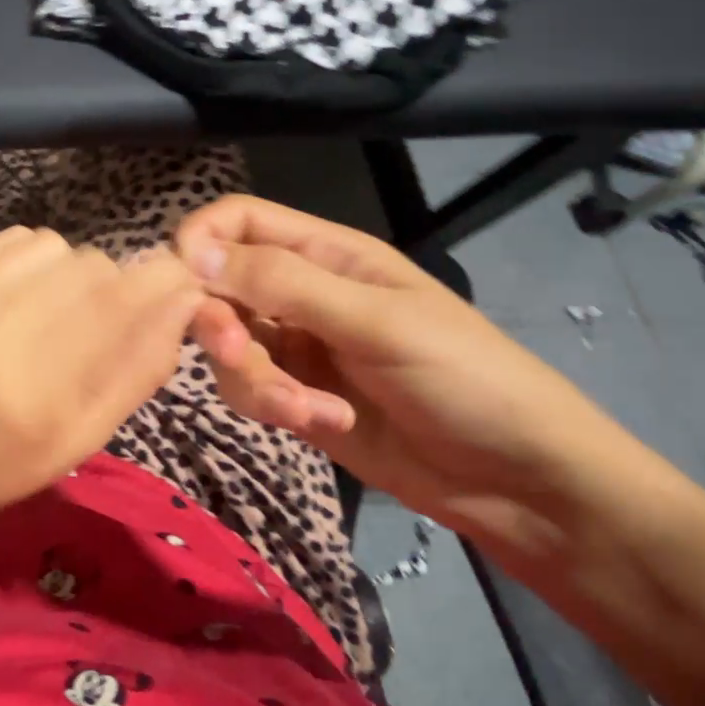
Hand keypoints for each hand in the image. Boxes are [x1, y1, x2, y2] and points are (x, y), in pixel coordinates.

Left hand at [0, 226, 207, 540]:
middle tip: (108, 315)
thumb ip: (136, 373)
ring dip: (73, 268)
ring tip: (60, 307)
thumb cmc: (1, 464)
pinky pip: (10, 240)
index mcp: (38, 390)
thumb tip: (182, 303)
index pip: (118, 305)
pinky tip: (26, 292)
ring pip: (52, 246)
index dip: (161, 281)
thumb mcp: (80, 440)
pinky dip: (33, 257)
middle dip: (116, 283)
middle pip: (89, 267)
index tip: (178, 282)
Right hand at [173, 195, 636, 548]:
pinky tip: (322, 422)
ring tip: (305, 409)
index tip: (184, 281)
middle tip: (239, 354)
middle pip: (218, 286)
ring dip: (253, 378)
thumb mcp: (376, 322)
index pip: (238, 221)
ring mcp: (295, 347)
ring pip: (225, 344)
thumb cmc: (466, 379)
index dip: (202, 240)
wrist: (521, 484)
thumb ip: (283, 284)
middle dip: (220, 323)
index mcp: (327, 255)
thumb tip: (192, 253)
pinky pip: (246, 390)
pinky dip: (272, 407)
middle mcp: (300, 294)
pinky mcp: (294, 396)